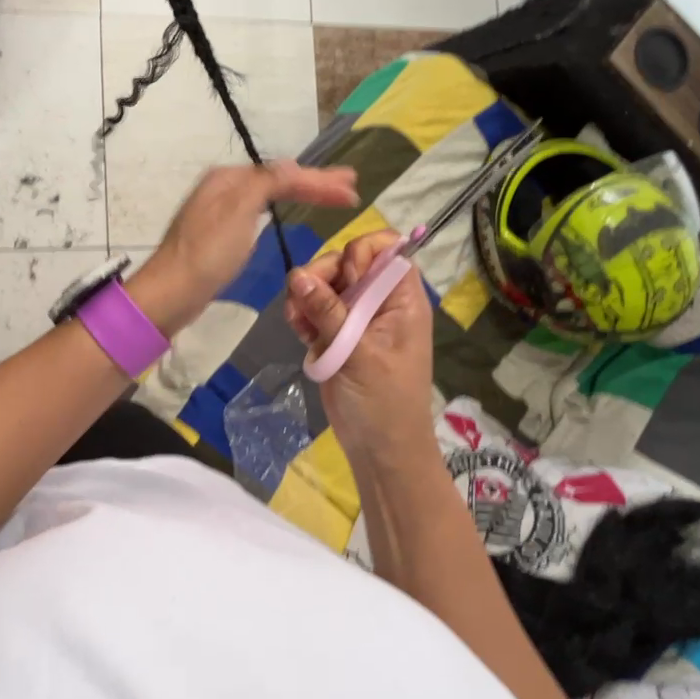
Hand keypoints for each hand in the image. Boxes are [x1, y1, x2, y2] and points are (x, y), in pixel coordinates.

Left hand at [127, 162, 358, 334]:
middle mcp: (222, 188)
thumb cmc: (207, 253)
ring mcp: (219, 211)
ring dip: (301, 193)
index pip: (283, 173)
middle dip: (314, 183)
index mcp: (227, 178)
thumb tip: (293, 165)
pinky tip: (290, 212)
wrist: (171, 292)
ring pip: (269, 196)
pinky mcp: (219, 235)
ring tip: (332, 196)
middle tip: (350, 187)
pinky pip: (260, 211)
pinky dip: (282, 208)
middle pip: (277, 180)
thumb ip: (266, 183)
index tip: (353, 190)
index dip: (319, 179)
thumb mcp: (239, 210)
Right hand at [284, 232, 434, 456]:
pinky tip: (299, 334)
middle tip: (303, 302)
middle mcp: (380, 301)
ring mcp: (357, 317)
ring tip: (297, 323)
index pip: (386, 249)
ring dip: (305, 297)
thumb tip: (297, 275)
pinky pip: (314, 307)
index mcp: (402, 300)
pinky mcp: (337, 333)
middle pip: (346, 262)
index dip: (360, 253)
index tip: (344, 279)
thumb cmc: (383, 402)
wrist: (379, 449)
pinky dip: (302, 315)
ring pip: (325, 283)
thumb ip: (327, 311)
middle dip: (320, 276)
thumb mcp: (356, 354)